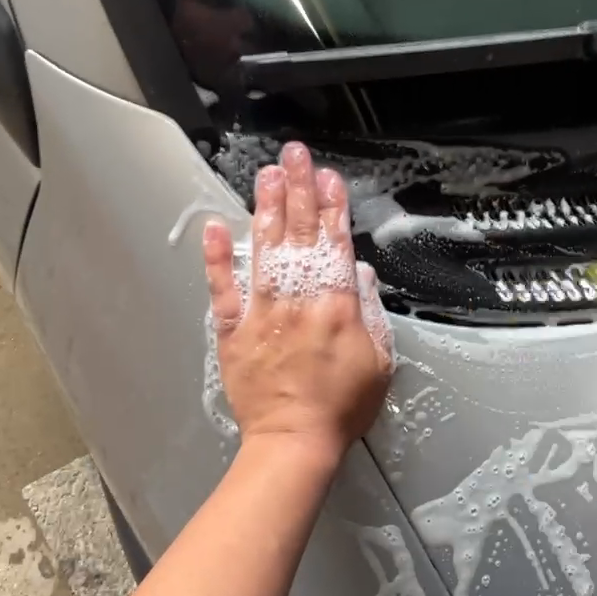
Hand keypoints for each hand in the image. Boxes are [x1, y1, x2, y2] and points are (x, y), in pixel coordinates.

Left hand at [202, 142, 392, 469]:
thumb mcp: (378, 361)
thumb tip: (359, 276)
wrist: (295, 440)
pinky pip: (224, 288)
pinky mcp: (234, 330)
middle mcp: (299, 300)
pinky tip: (217, 227)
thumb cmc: (341, 406)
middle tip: (295, 154)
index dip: (333, 207)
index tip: (329, 176)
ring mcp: (263, 312)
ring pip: (265, 251)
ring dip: (267, 209)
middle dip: (299, 190)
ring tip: (268, 174)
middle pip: (300, 235)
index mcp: (336, 305)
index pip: (335, 244)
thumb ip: (370, 313)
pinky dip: (219, 258)